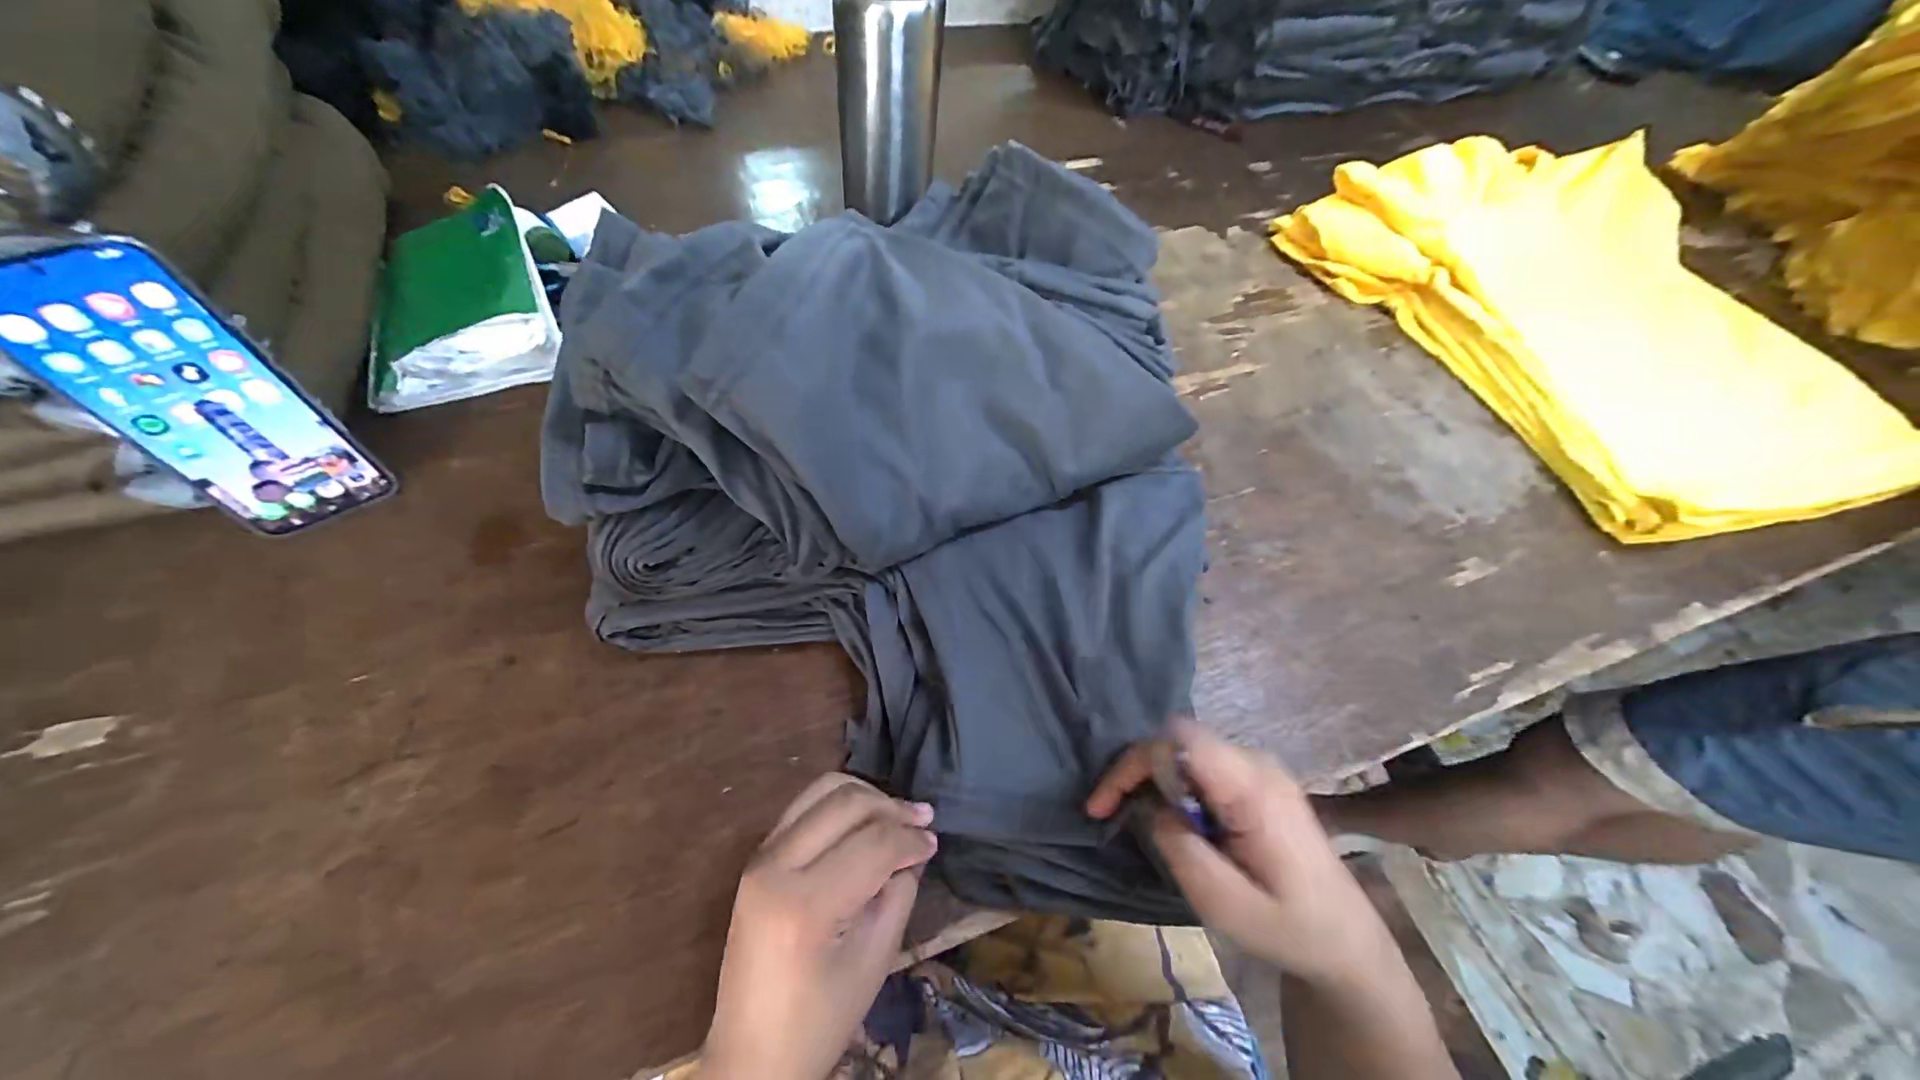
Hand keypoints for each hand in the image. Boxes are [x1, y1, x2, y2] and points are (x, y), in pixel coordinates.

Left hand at [704, 773, 936, 1079]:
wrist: (753, 1052)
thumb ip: (900, 892)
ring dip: (866, 796)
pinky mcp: (756, 858)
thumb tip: (916, 845)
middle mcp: (775, 867)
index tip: (935, 841)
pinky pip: (802, 806)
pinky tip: (864, 820)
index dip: (911, 837)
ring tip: (896, 815)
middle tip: (924, 819)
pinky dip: (838, 803)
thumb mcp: (875, 958)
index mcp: (806, 904)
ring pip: (821, 790)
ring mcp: (759, 858)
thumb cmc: (821, 1018)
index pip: (874, 843)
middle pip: (846, 803)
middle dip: (892, 807)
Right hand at [1085, 719, 1388, 980]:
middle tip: (1112, 813)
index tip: (1105, 805)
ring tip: (1143, 820)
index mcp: (1253, 788)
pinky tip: (1177, 821)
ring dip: (1155, 779)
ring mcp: (1261, 768)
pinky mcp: (1259, 780)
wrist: (1348, 941)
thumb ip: (1180, 847)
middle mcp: (1257, 763)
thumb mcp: (1224, 904)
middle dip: (1137, 771)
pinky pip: (1203, 764)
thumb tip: (1152, 807)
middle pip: (1178, 739)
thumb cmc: (1290, 928)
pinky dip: (1176, 785)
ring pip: (1187, 749)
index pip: (1178, 739)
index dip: (1134, 761)